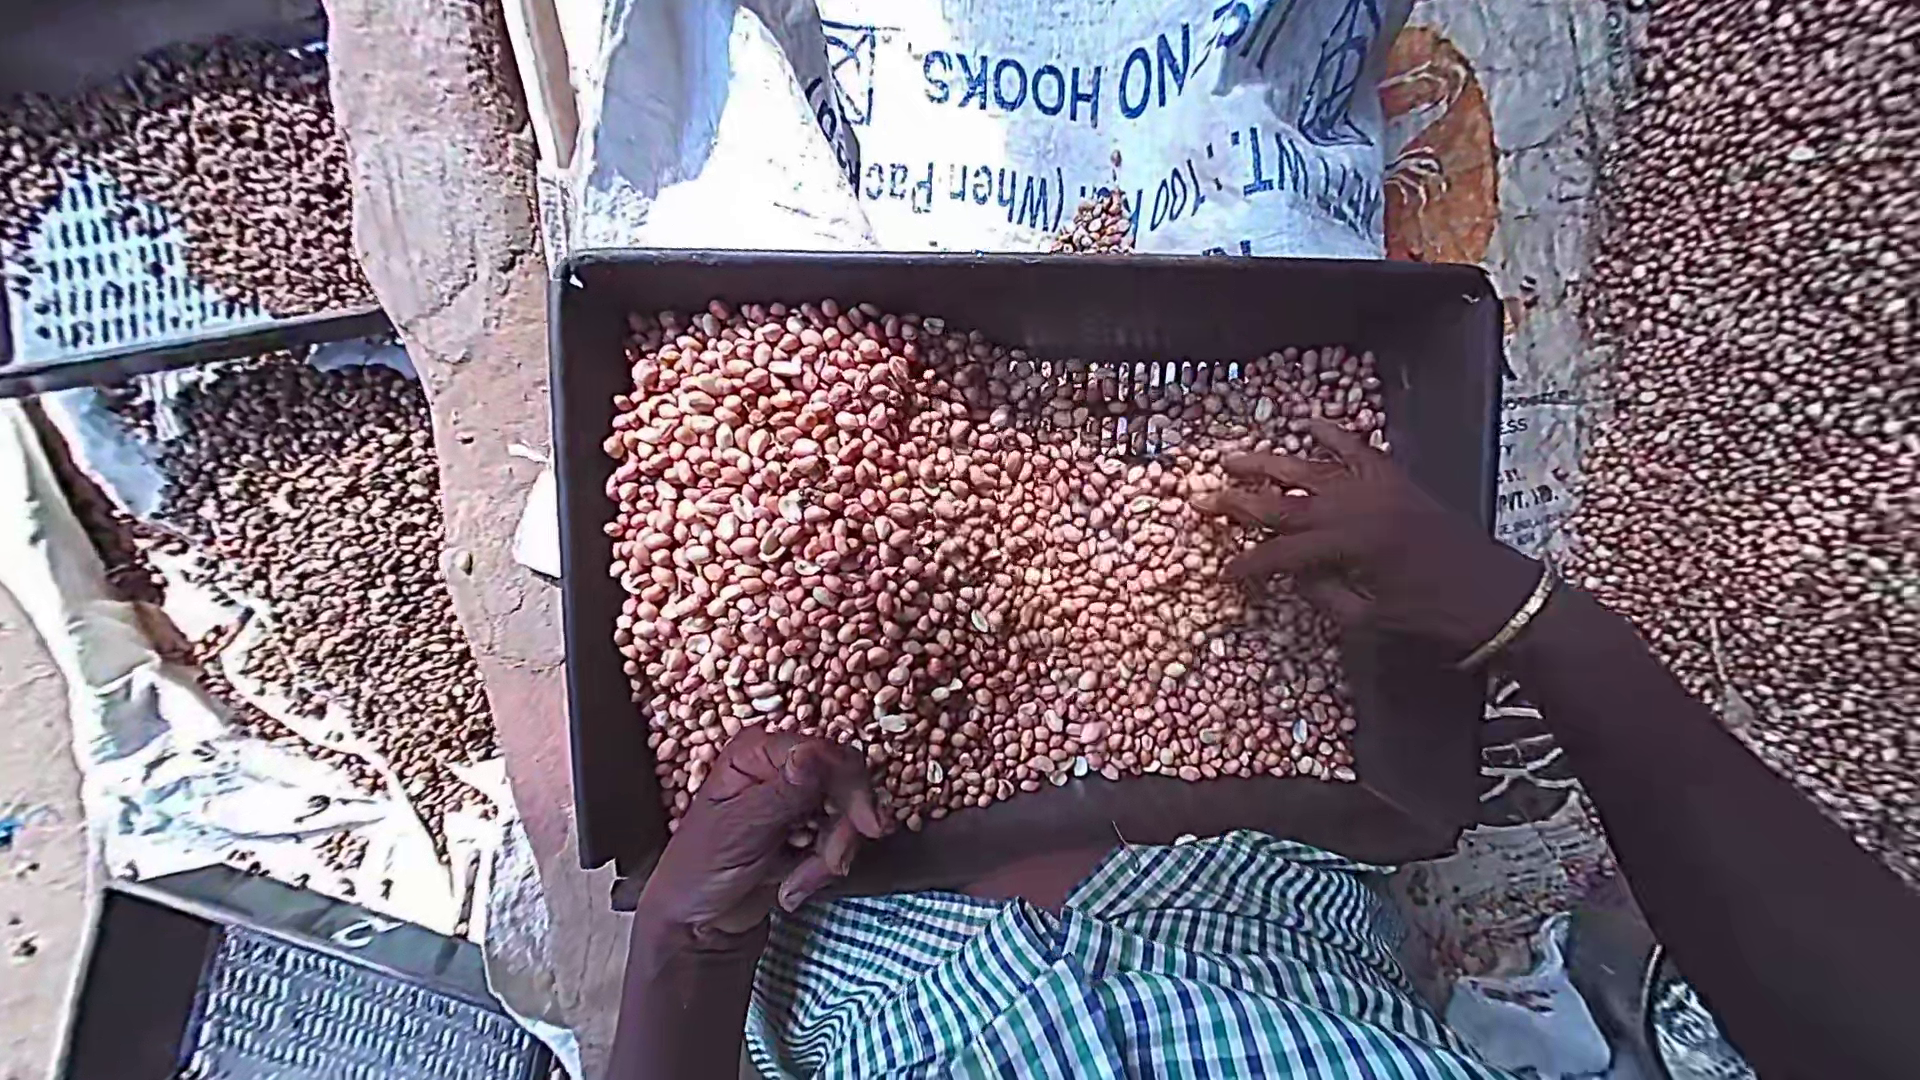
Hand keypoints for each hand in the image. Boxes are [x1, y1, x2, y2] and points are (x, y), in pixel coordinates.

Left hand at [636, 727, 885, 946]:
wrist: (697, 927)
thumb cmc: (699, 872)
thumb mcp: (739, 830)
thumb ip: (781, 792)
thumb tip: (814, 751)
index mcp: (759, 752)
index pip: (823, 752)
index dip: (850, 784)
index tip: (867, 824)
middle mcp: (784, 765)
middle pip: (845, 778)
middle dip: (843, 826)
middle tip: (834, 864)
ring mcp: (800, 795)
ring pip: (849, 810)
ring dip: (832, 853)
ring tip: (797, 885)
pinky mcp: (811, 824)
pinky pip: (842, 836)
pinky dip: (826, 865)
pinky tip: (795, 885)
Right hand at [1196, 420, 1540, 656]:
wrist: (1504, 600)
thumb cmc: (1433, 618)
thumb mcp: (1368, 619)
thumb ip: (1320, 592)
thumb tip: (1289, 572)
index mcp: (1352, 545)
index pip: (1283, 553)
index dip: (1250, 564)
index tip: (1225, 572)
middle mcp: (1359, 507)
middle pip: (1284, 502)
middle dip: (1240, 503)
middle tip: (1205, 499)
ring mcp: (1379, 488)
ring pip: (1311, 469)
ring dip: (1268, 463)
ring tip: (1233, 458)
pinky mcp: (1397, 481)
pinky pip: (1359, 450)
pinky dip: (1335, 434)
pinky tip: (1309, 421)